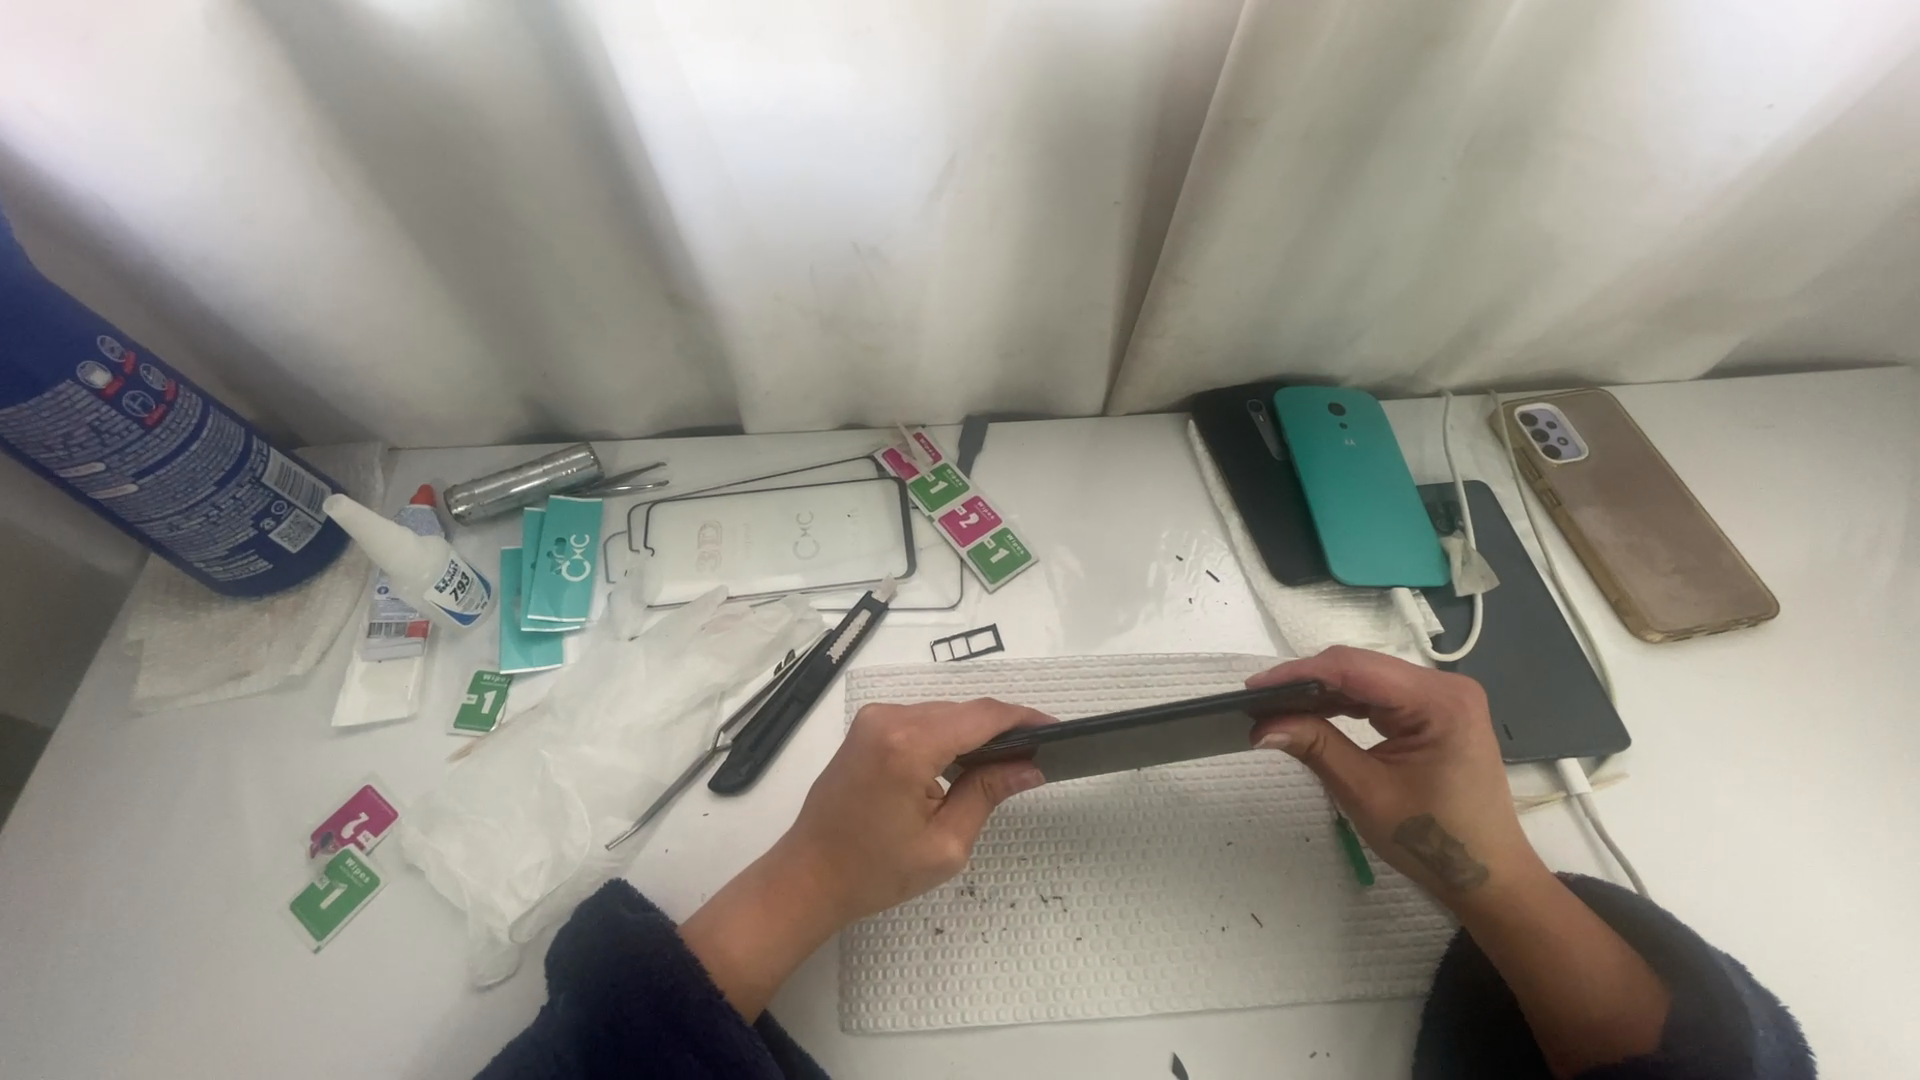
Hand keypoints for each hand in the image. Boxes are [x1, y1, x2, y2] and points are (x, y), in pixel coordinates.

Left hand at [680, 698, 1047, 1017]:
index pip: (981, 716)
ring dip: (973, 732)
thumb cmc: (874, 871)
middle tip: (1034, 755)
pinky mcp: (866, 727)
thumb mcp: (945, 843)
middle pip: (962, 711)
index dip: (1023, 718)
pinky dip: (947, 735)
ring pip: (943, 712)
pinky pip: (921, 719)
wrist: (808, 876)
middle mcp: (889, 718)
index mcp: (908, 745)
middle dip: (1001, 728)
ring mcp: (873, 718)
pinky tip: (965, 761)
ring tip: (1006, 761)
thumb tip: (1030, 767)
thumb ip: (988, 793)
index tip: (1055, 729)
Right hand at [1250, 647, 1669, 1076]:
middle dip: (1306, 681)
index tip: (1253, 688)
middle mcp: (1445, 686)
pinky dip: (1342, 702)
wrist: (1488, 878)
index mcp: (1440, 701)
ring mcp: (1442, 696)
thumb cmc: (1433, 840)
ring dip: (1321, 691)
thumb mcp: (1364, 791)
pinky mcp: (1433, 710)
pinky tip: (1312, 712)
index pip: (1354, 669)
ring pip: (1364, 676)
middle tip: (1258, 700)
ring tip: (1277, 706)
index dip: (1299, 674)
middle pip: (1359, 666)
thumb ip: (1314, 745)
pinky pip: (1377, 693)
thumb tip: (1261, 724)